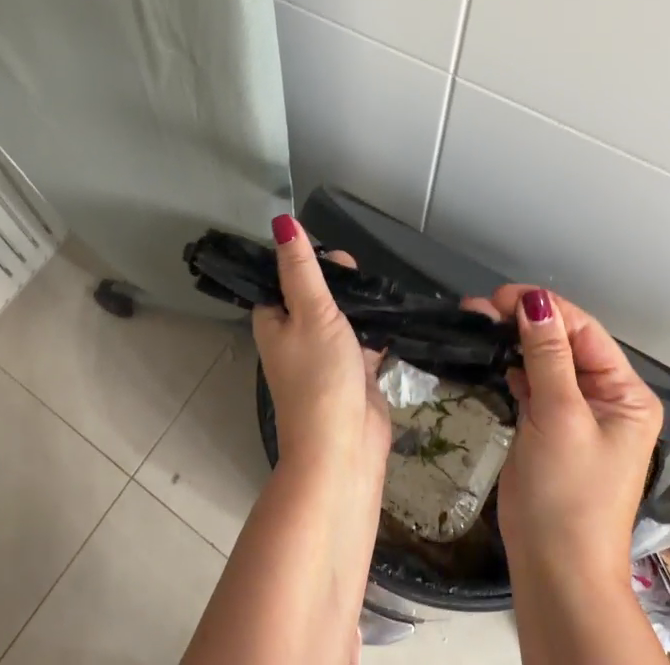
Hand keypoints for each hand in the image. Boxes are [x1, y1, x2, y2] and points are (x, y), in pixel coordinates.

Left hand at [252, 215, 390, 473]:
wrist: (343, 448)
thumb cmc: (319, 377)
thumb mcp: (311, 312)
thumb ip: (302, 267)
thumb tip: (281, 221)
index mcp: (273, 319)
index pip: (282, 275)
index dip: (305, 258)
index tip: (332, 252)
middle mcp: (294, 334)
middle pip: (316, 292)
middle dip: (339, 280)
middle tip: (359, 275)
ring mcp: (324, 354)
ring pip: (343, 315)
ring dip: (360, 304)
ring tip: (382, 291)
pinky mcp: (353, 371)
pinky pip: (365, 339)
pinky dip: (378, 329)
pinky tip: (396, 315)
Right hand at [464, 286, 662, 588]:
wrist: (556, 566)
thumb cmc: (568, 494)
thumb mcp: (560, 417)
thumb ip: (547, 354)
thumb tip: (534, 301)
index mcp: (625, 393)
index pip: (584, 331)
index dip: (544, 308)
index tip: (497, 297)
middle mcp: (605, 397)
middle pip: (563, 342)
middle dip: (523, 321)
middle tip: (477, 309)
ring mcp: (575, 413)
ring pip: (544, 360)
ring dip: (513, 342)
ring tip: (474, 324)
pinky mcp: (547, 427)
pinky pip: (531, 383)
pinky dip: (510, 368)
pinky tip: (488, 357)